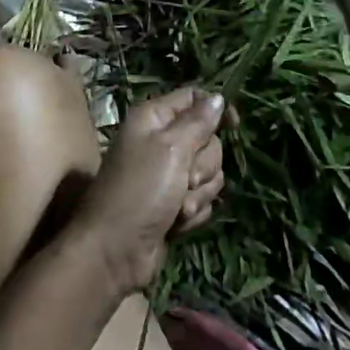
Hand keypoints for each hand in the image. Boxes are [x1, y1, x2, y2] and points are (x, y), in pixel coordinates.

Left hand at [72, 87, 229, 294]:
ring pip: (209, 172)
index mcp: (154, 118)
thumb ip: (198, 122)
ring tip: (178, 207)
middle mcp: (162, 141)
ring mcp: (169, 174)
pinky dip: (194, 211)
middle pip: (208, 139)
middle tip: (185, 179)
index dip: (215, 109)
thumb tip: (217, 97)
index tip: (234, 125)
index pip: (193, 97)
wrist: (115, 252)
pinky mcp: (175, 203)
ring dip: (198, 193)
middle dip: (203, 165)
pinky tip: (177, 222)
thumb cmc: (139, 191)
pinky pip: (203, 199)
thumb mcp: (170, 149)